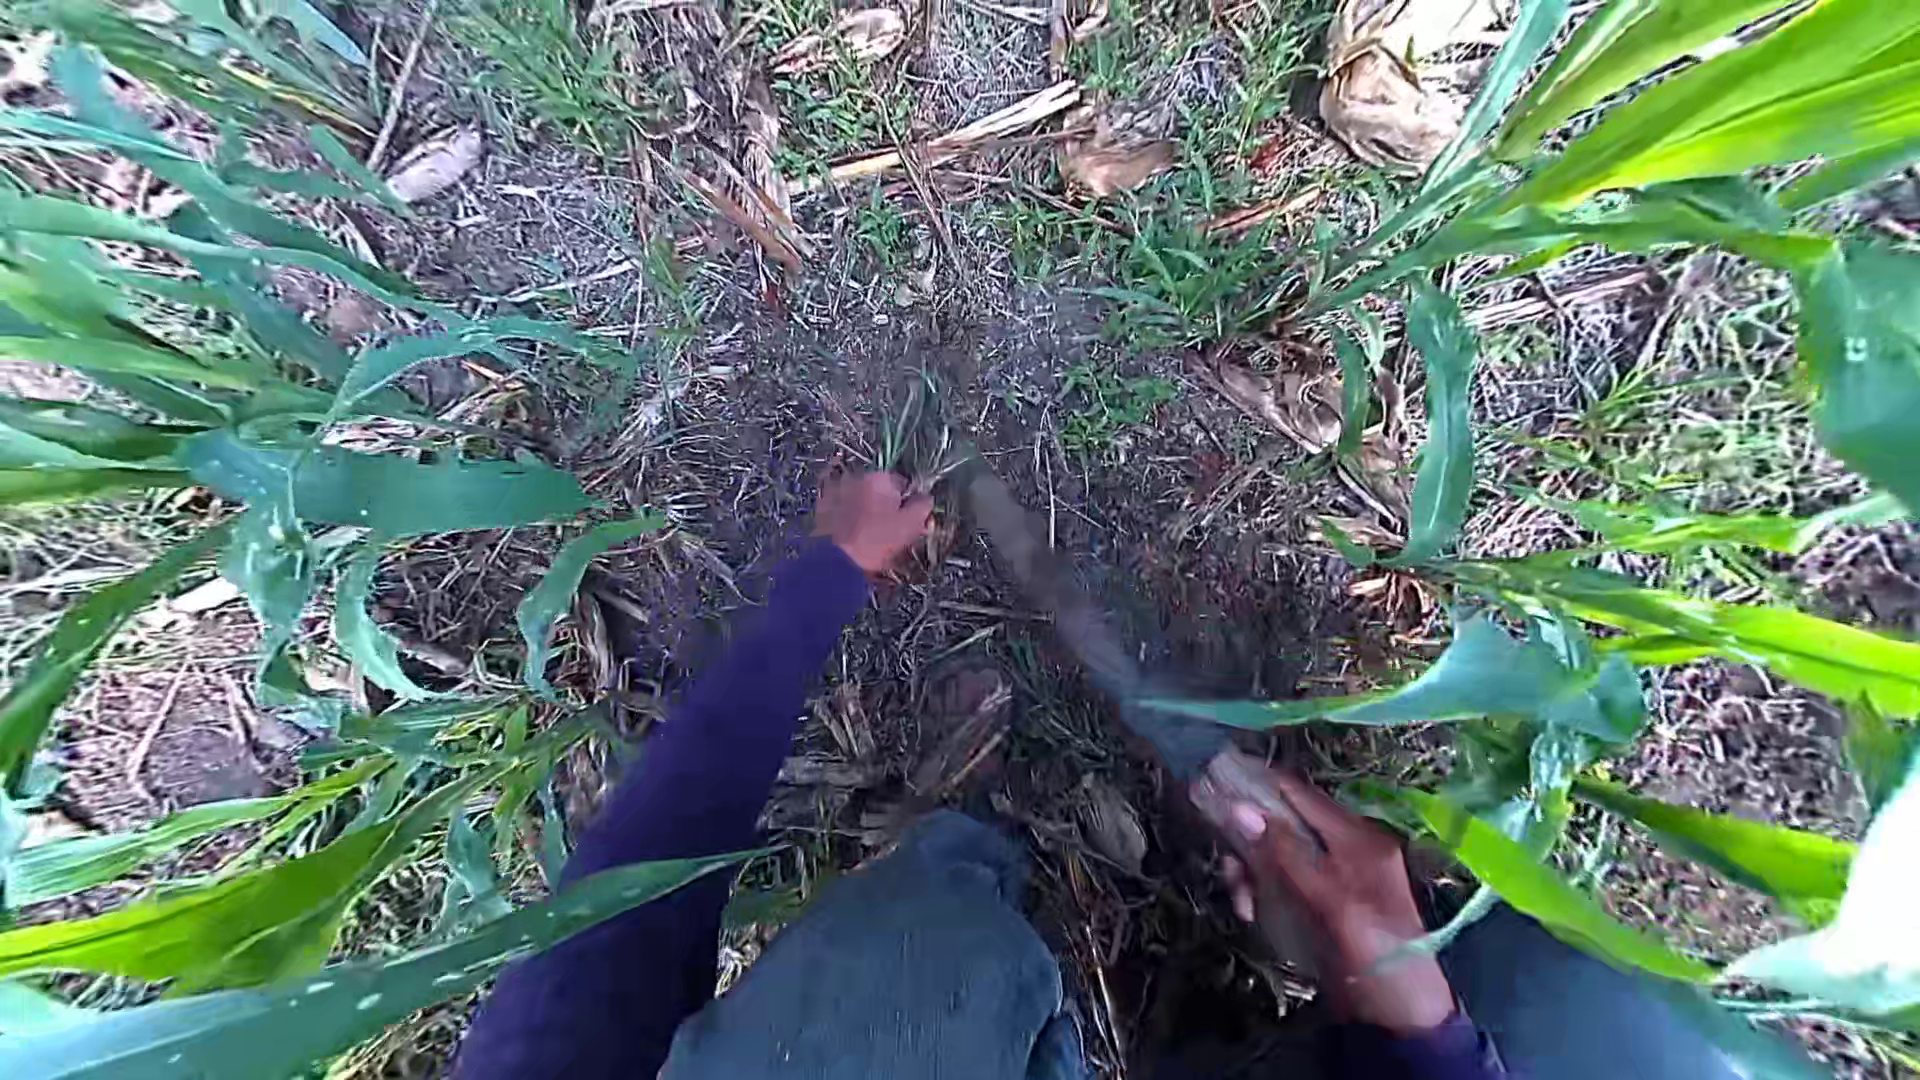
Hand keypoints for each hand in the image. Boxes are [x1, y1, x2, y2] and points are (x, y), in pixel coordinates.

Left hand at [813, 468, 933, 575]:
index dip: (908, 503)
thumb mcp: (911, 525)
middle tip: (892, 532)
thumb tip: (925, 499)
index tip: (910, 521)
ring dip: (866, 514)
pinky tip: (852, 539)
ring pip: (859, 501)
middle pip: (879, 491)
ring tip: (870, 539)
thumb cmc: (876, 541)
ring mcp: (834, 493)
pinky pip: (842, 513)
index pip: (902, 483)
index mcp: (878, 478)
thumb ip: (923, 506)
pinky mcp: (820, 511)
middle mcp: (854, 478)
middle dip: (886, 507)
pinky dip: (848, 521)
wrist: (835, 563)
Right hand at [1191, 762, 1454, 1034]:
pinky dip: (1256, 889)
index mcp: (1356, 836)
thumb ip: (1285, 853)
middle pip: (1278, 820)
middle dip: (1245, 835)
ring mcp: (1326, 873)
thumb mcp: (1333, 902)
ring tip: (1238, 894)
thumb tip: (1237, 808)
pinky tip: (1249, 909)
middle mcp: (1340, 846)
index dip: (1256, 781)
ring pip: (1270, 850)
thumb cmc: (1378, 955)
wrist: (1402, 1024)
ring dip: (1247, 868)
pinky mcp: (1312, 899)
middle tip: (1219, 848)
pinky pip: (1273, 878)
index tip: (1213, 775)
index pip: (1297, 792)